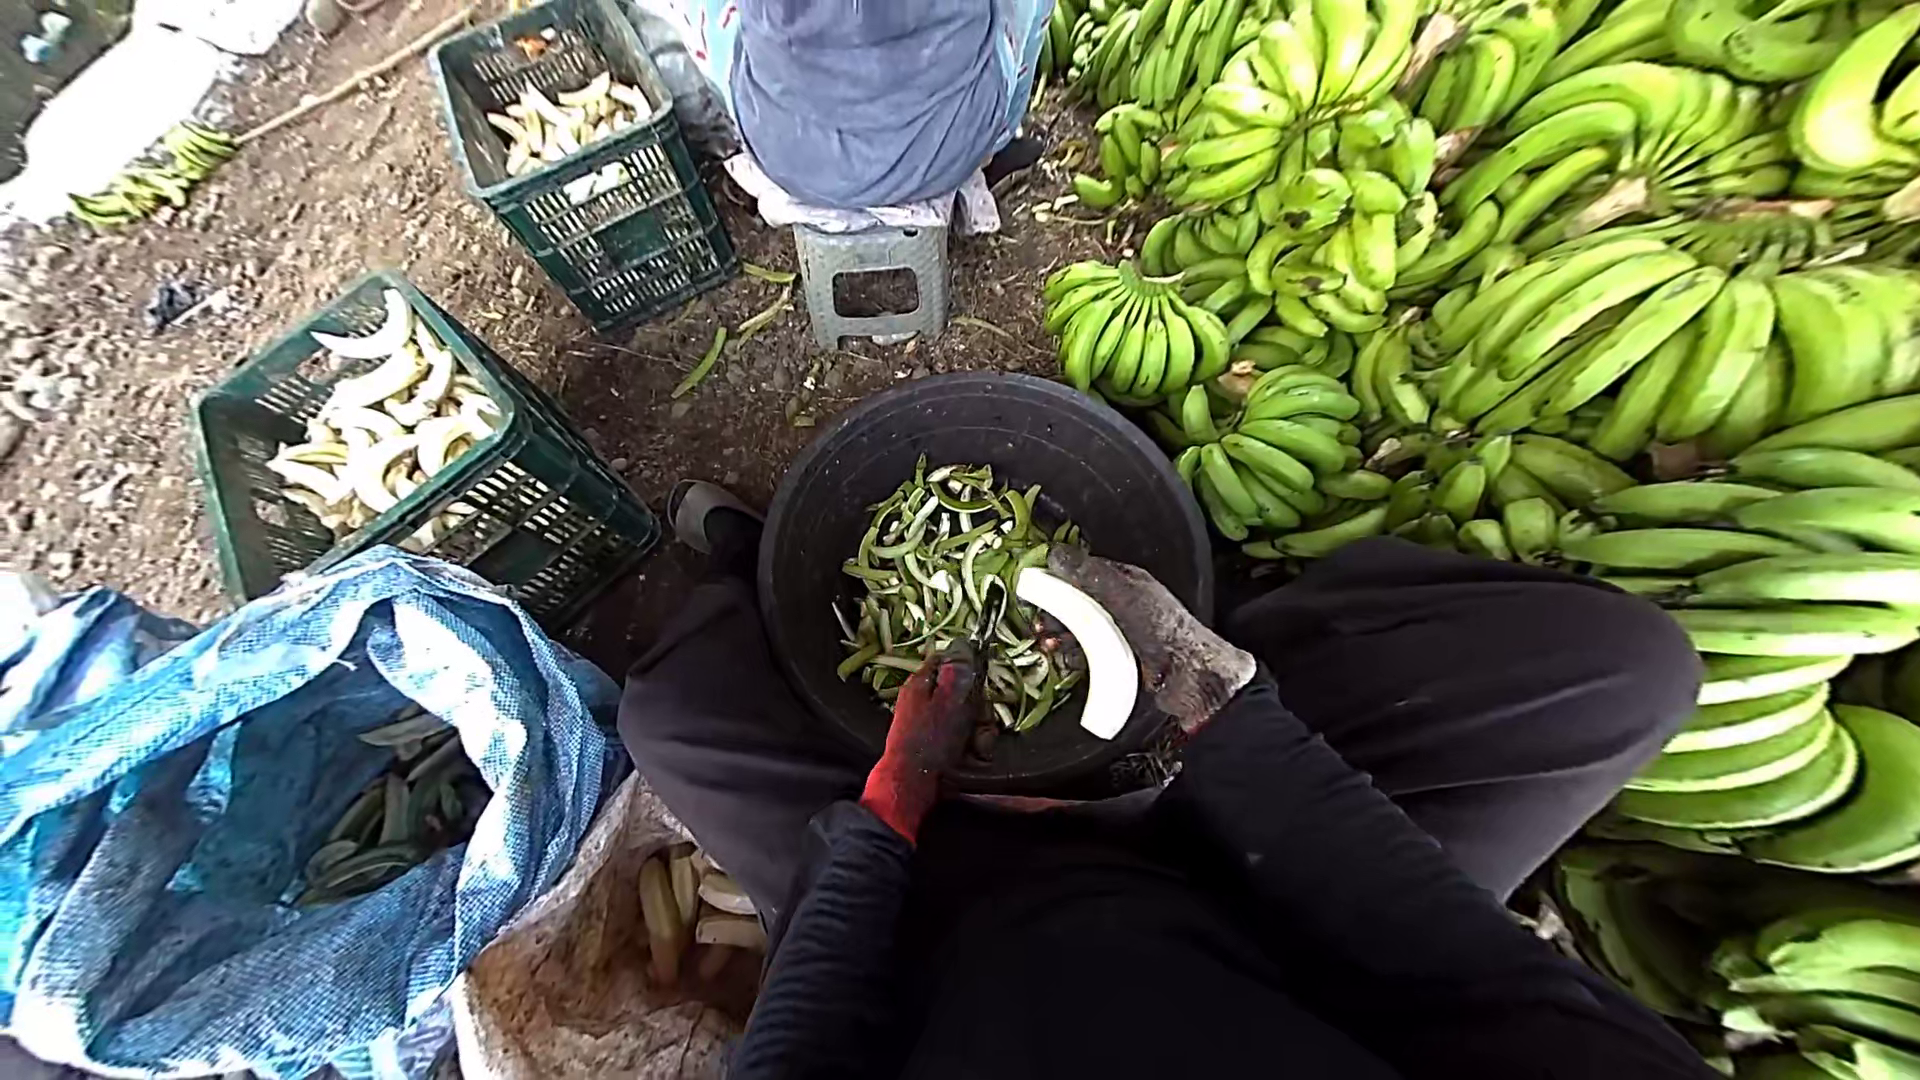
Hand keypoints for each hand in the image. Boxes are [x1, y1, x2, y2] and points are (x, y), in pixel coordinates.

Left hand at [860, 642, 981, 841]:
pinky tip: (975, 756)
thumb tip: (964, 641)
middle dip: (979, 707)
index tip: (982, 680)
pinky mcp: (941, 744)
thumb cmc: (929, 740)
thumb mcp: (949, 701)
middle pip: (965, 690)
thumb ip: (959, 671)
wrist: (913, 787)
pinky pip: (966, 736)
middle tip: (979, 722)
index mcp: (922, 683)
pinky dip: (974, 746)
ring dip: (980, 730)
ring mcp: (933, 723)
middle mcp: (926, 699)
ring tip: (976, 746)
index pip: (949, 660)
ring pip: (970, 716)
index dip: (969, 667)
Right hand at [1043, 546, 1255, 734]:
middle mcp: (1120, 603)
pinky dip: (1070, 654)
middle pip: (1075, 603)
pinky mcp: (1116, 658)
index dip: (1057, 578)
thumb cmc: (1161, 627)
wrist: (1190, 677)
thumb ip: (1088, 573)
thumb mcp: (1123, 592)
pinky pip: (1085, 653)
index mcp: (1124, 580)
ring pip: (1078, 629)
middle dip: (1054, 611)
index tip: (1035, 588)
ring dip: (1058, 634)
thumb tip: (1053, 553)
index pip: (1082, 571)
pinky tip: (1062, 657)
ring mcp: (1118, 632)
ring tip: (1046, 642)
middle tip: (1038, 622)